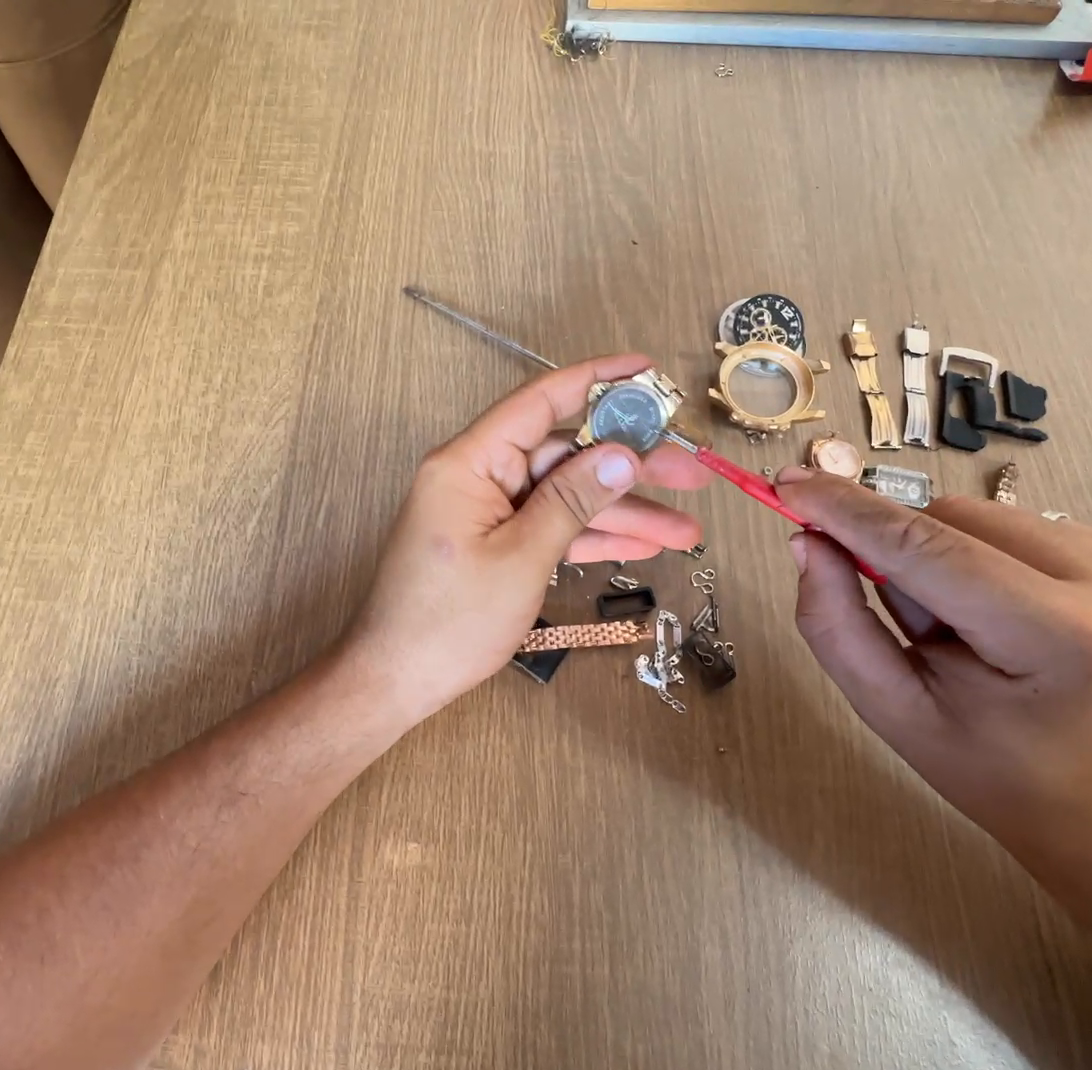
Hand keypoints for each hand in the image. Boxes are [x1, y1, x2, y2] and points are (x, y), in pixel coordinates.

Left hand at [341, 355, 712, 722]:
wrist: (396, 678)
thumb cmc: (450, 621)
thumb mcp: (521, 559)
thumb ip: (572, 502)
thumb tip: (621, 456)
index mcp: (469, 462)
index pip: (539, 403)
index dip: (597, 381)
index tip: (648, 370)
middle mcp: (476, 476)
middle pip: (564, 455)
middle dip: (630, 468)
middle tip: (695, 476)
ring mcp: (484, 512)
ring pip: (564, 496)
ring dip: (621, 513)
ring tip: (685, 530)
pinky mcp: (491, 543)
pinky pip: (547, 527)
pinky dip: (588, 537)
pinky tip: (642, 546)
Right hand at [773, 466, 1091, 908]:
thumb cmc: (1004, 782)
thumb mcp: (896, 713)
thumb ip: (837, 623)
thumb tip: (807, 541)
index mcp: (1070, 640)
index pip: (928, 546)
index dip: (848, 510)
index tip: (788, 484)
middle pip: (961, 520)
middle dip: (907, 554)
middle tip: (911, 625)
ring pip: (997, 520)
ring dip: (953, 559)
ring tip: (972, 635)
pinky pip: (1040, 533)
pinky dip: (998, 564)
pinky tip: (1014, 626)